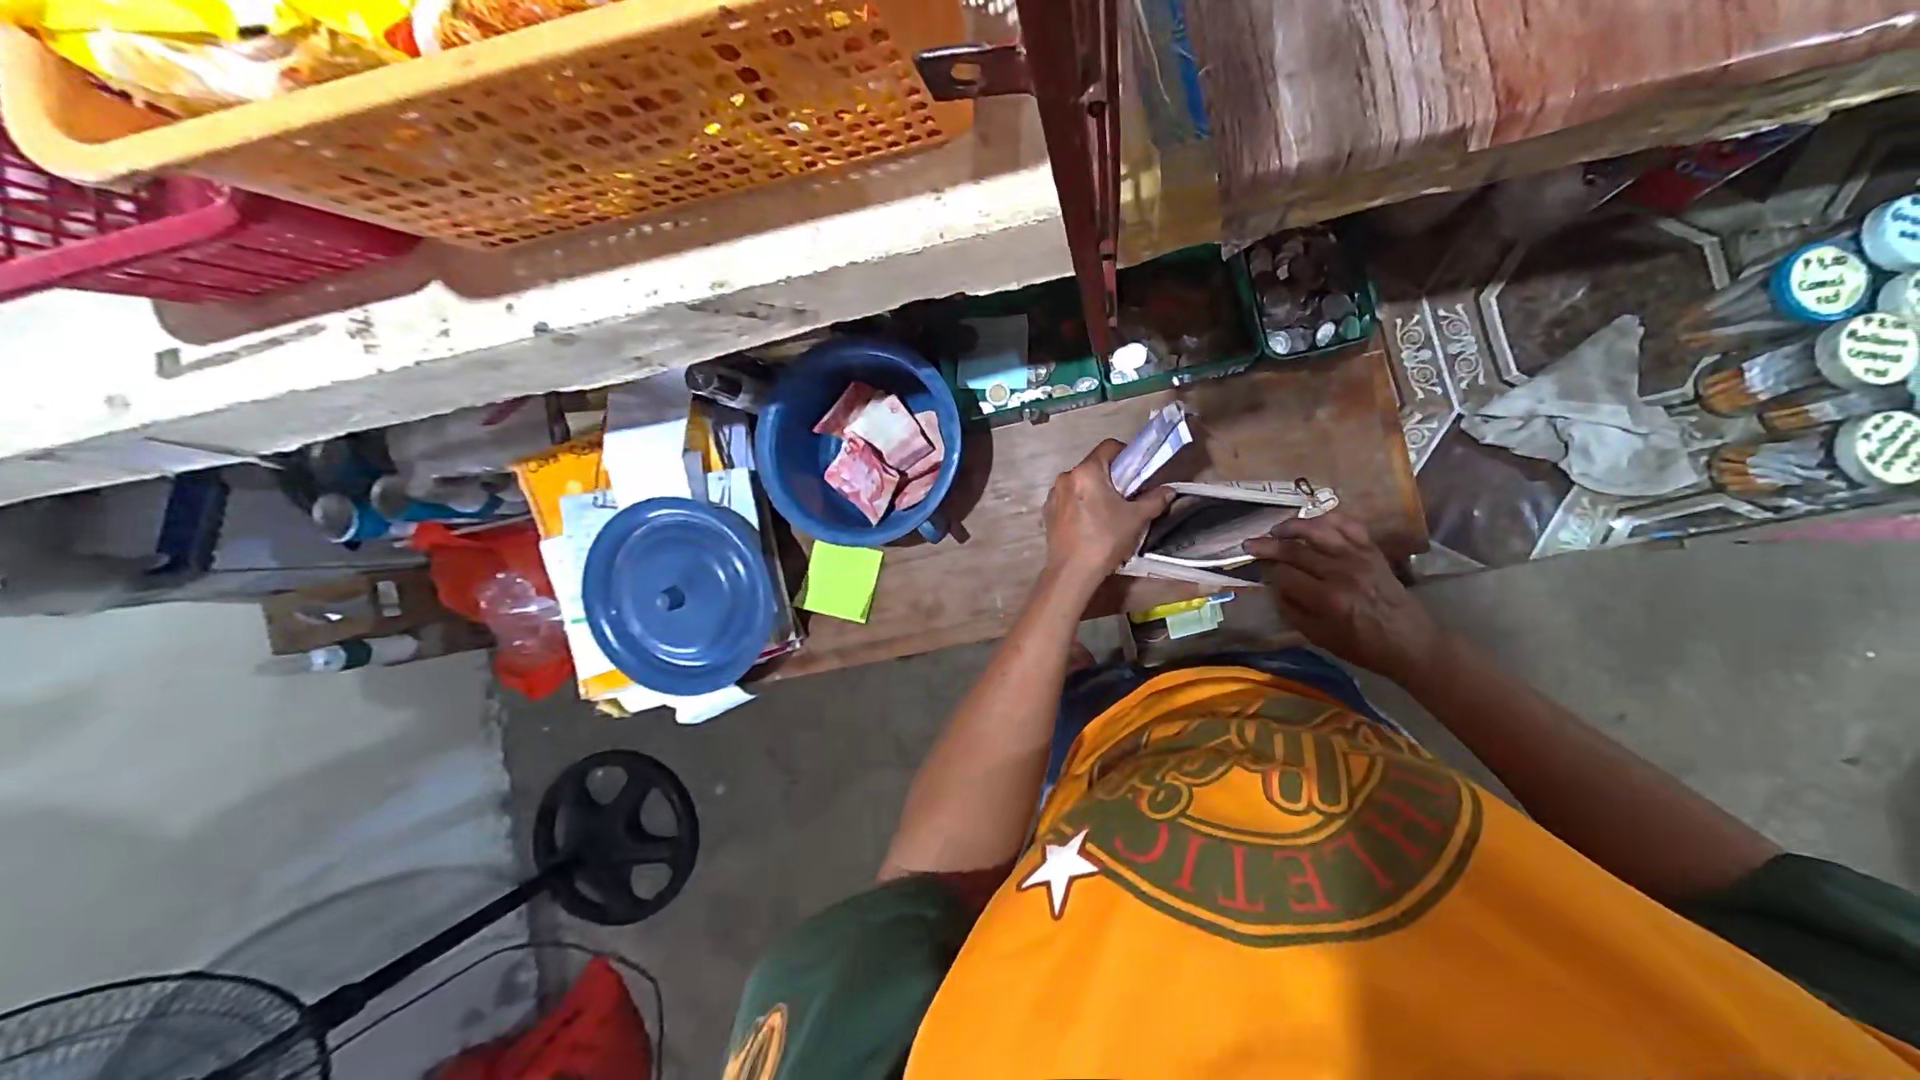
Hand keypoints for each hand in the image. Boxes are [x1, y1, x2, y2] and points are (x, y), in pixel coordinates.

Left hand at [1043, 439, 1174, 590]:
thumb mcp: (1136, 518)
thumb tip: (1168, 490)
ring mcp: (1053, 496)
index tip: (1137, 473)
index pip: (1109, 447)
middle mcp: (1065, 478)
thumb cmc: (1105, 540)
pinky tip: (1091, 525)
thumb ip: (1154, 500)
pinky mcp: (1048, 513)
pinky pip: (1069, 500)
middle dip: (1112, 477)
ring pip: (1081, 484)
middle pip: (1094, 466)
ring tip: (1109, 514)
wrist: (1072, 572)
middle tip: (1128, 496)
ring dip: (1096, 491)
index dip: (1127, 455)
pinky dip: (1081, 505)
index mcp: (1086, 472)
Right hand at [1242, 513, 1445, 683]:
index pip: (1285, 575)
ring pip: (1319, 530)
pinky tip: (1312, 523)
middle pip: (1296, 551)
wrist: (1410, 642)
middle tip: (1249, 544)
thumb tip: (1273, 587)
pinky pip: (1348, 525)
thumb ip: (1291, 609)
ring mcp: (1360, 558)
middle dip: (1267, 546)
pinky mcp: (1373, 551)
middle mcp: (1342, 573)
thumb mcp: (1318, 637)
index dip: (1267, 572)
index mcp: (1328, 599)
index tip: (1258, 572)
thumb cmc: (1361, 646)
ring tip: (1276, 529)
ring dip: (1293, 526)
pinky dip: (1328, 519)